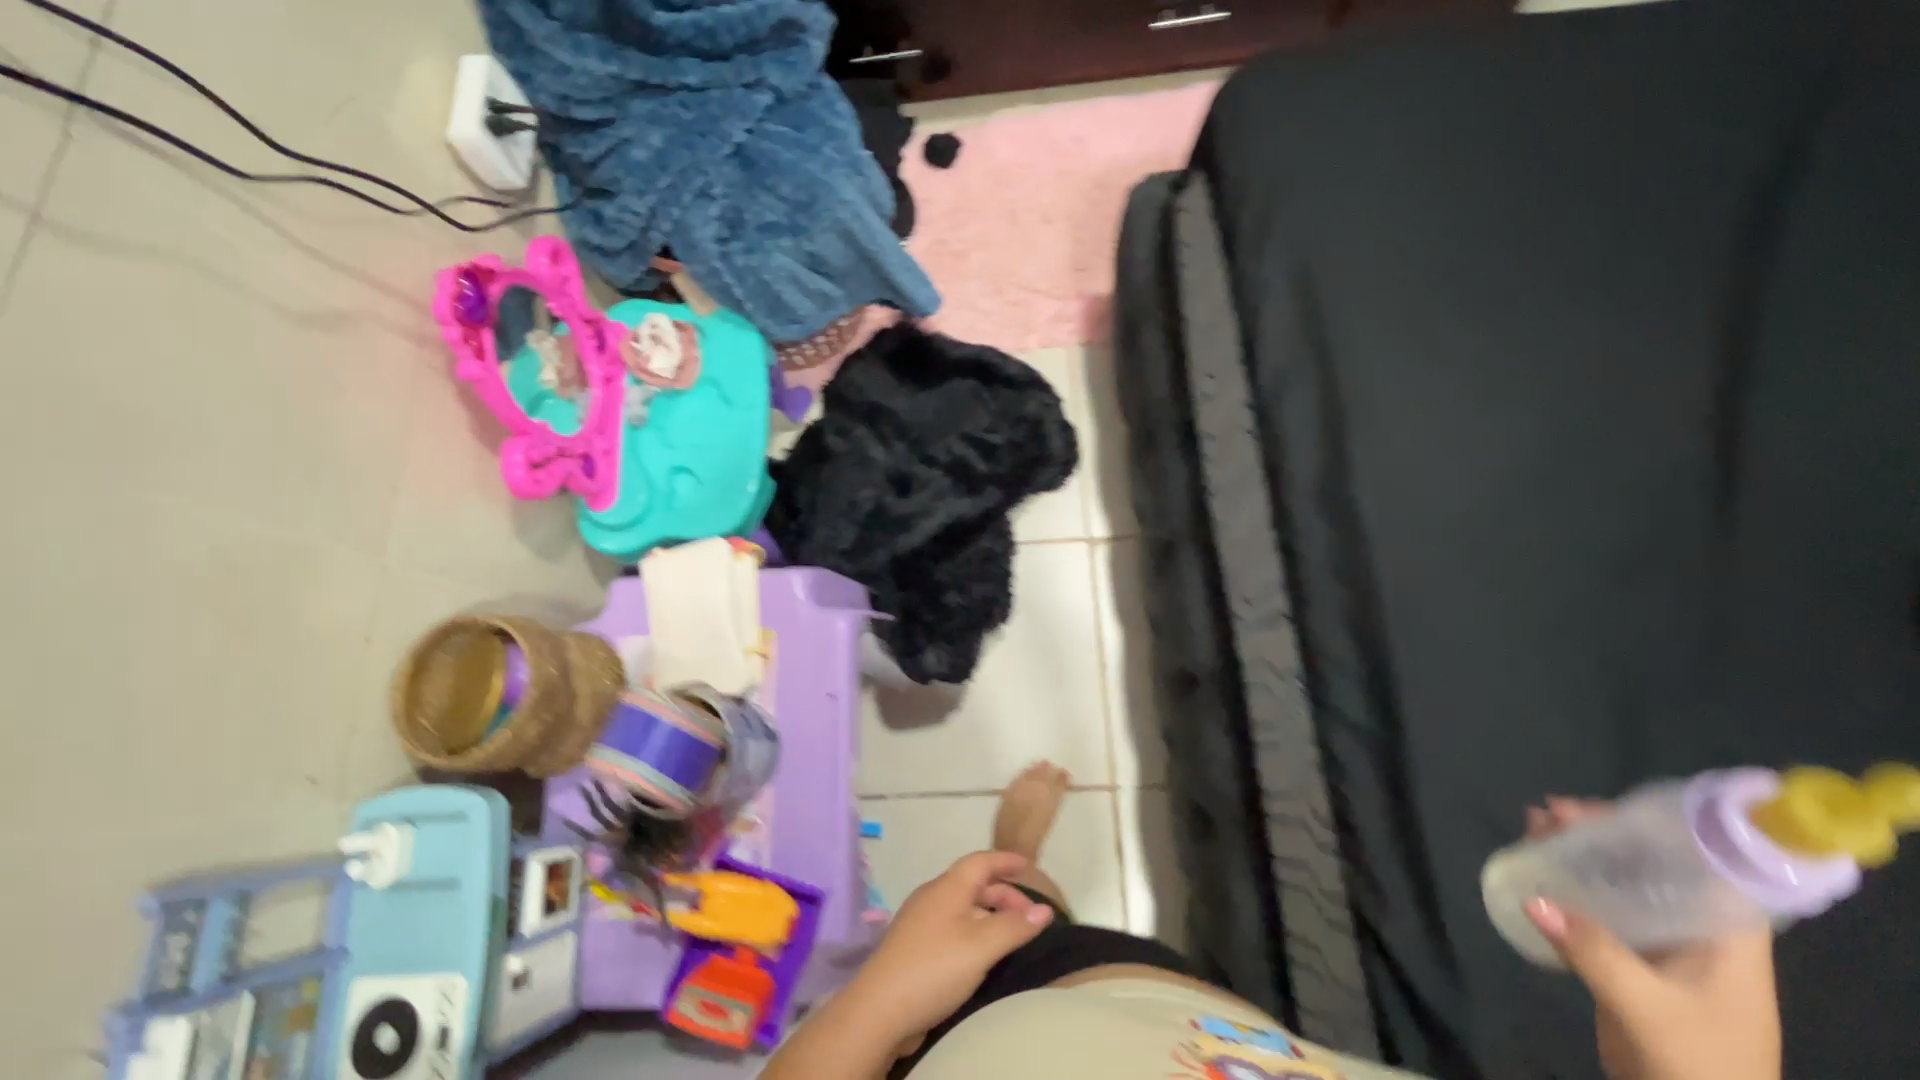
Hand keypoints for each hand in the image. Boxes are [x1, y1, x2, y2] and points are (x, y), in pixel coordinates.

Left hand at [841, 850, 1054, 1045]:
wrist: (879, 1010)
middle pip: (972, 884)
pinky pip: (952, 928)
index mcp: (946, 888)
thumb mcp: (981, 946)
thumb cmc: (934, 968)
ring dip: (989, 915)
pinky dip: (974, 931)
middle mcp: (932, 898)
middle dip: (1003, 894)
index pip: (980, 862)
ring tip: (1011, 935)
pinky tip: (982, 954)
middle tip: (1029, 916)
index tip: (1028, 866)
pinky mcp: (915, 948)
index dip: (1005, 861)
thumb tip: (1045, 909)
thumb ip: (1014, 927)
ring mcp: (920, 924)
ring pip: (962, 908)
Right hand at [1522, 798, 1781, 1079]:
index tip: (1583, 811)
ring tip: (1532, 831)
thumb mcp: (1646, 1007)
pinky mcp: (1637, 963)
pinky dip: (1571, 888)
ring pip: (1621, 883)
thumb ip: (1593, 952)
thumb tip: (1531, 897)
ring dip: (1579, 857)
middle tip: (1544, 816)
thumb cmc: (1700, 1062)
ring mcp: (1667, 946)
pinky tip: (1538, 875)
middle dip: (1597, 835)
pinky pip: (1603, 910)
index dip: (1640, 825)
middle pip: (1648, 863)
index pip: (1691, 857)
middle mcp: (1699, 928)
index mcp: (1726, 931)